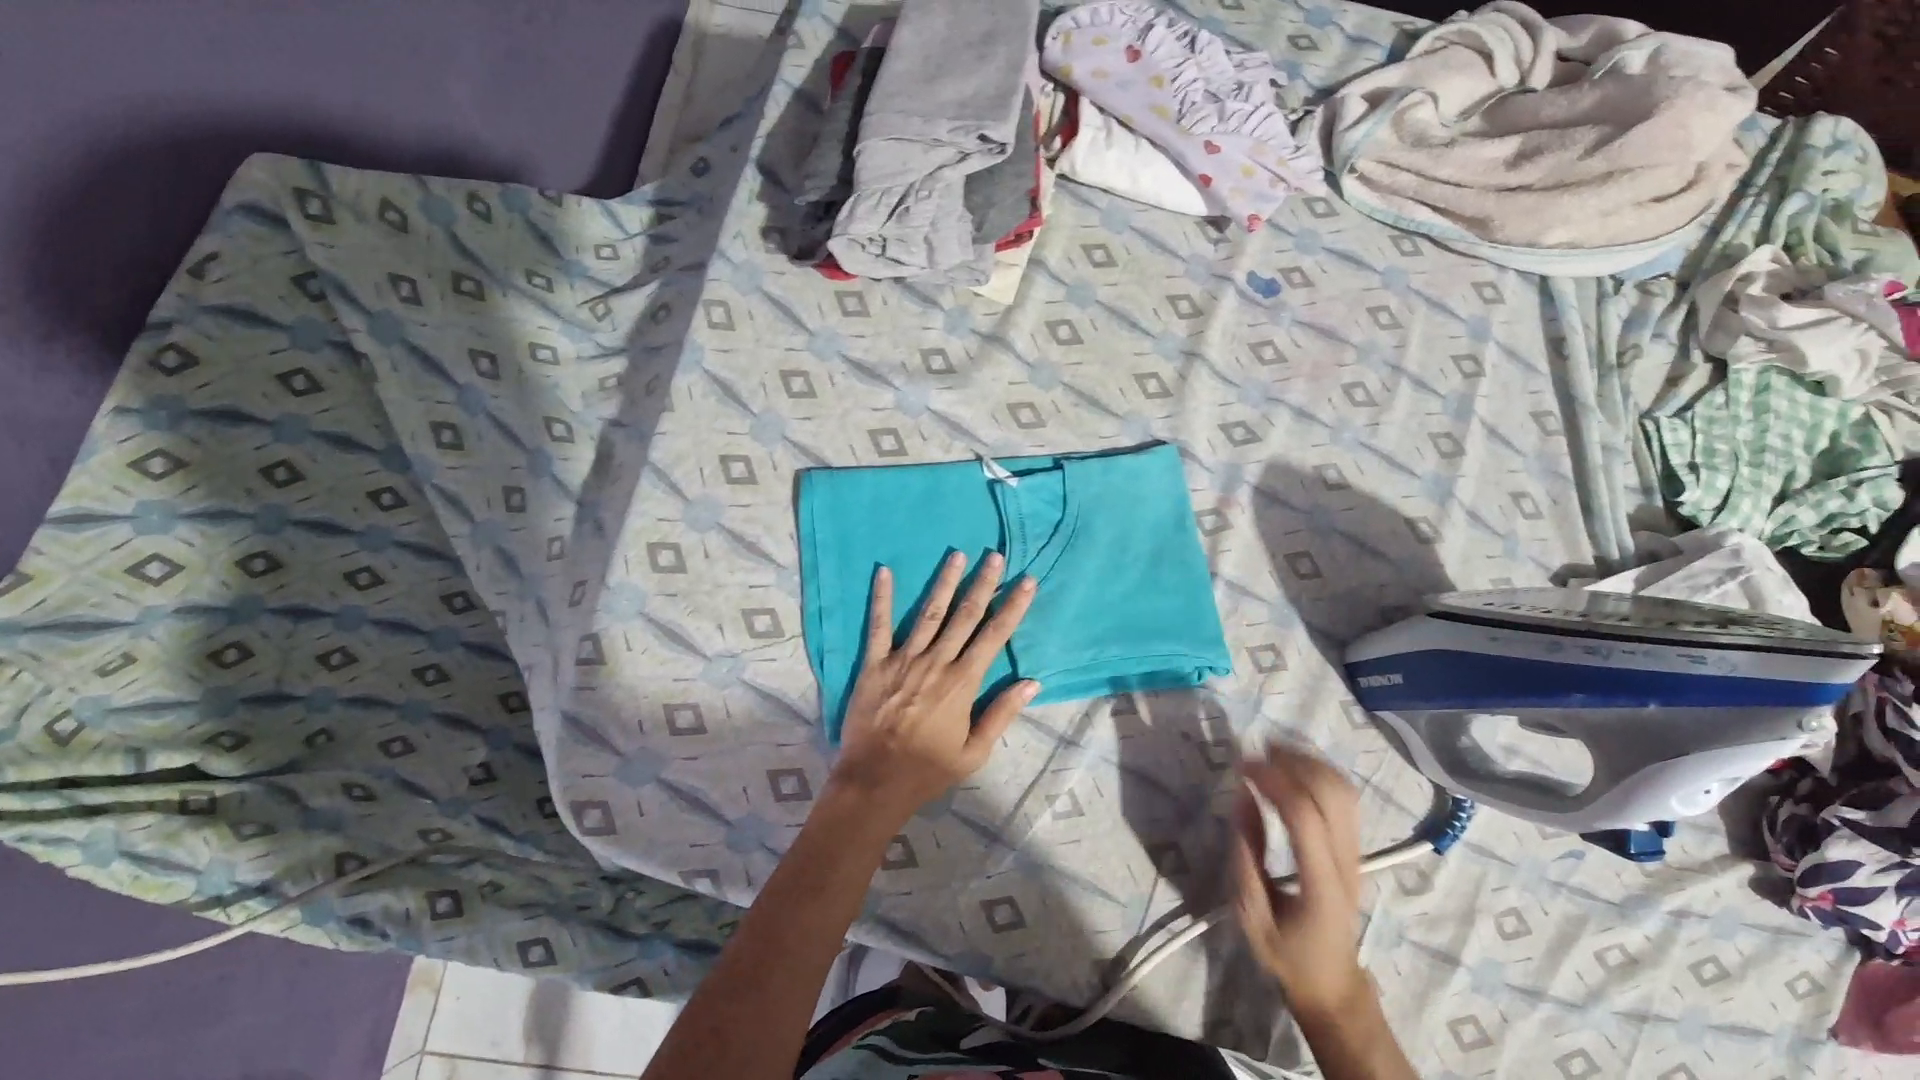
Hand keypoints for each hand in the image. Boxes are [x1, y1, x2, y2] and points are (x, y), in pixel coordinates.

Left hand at [827, 551, 1038, 823]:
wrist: (875, 781)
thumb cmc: (928, 771)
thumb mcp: (974, 752)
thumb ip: (1001, 713)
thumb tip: (1032, 682)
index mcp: (963, 683)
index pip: (994, 636)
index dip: (1012, 607)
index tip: (1026, 582)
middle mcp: (936, 663)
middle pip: (965, 616)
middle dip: (983, 584)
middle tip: (995, 556)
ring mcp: (903, 660)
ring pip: (929, 613)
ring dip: (944, 581)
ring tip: (956, 554)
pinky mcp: (874, 665)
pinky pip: (878, 626)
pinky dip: (882, 598)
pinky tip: (884, 571)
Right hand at [1229, 744, 1372, 1020]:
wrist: (1332, 980)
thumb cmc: (1286, 953)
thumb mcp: (1250, 915)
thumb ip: (1245, 857)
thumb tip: (1241, 798)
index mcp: (1320, 883)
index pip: (1304, 817)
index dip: (1273, 782)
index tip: (1241, 766)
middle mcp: (1346, 862)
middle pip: (1331, 794)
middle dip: (1292, 762)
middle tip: (1255, 752)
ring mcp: (1356, 853)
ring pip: (1344, 790)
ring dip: (1309, 762)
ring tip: (1272, 751)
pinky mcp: (1356, 847)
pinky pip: (1346, 797)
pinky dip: (1320, 772)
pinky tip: (1294, 767)